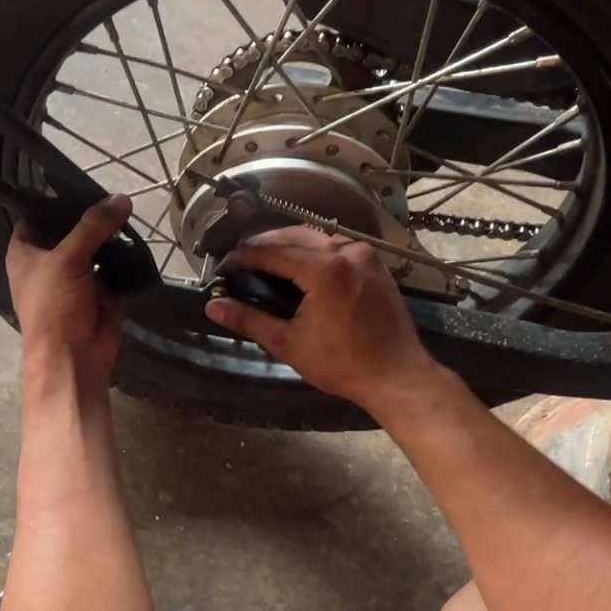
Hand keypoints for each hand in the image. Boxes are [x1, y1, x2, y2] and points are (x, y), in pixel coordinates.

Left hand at [6, 194, 130, 379]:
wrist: (74, 357)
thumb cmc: (55, 306)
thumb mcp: (68, 258)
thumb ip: (93, 226)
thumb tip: (121, 198)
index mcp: (25, 252)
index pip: (36, 215)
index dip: (54, 199)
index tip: (80, 179)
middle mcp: (48, 262)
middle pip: (70, 230)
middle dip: (90, 216)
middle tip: (114, 192)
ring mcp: (76, 277)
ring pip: (94, 247)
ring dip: (110, 236)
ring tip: (130, 210)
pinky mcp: (100, 292)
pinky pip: (113, 268)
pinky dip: (124, 257)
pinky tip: (138, 237)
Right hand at [204, 226, 441, 410]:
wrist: (396, 375)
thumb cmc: (343, 364)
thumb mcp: (289, 344)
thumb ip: (249, 320)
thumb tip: (213, 307)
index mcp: (325, 269)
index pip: (273, 251)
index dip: (244, 256)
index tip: (224, 266)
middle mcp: (347, 251)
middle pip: (294, 235)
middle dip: (264, 245)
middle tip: (240, 262)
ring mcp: (365, 255)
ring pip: (316, 236)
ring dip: (288, 245)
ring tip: (264, 263)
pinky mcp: (375, 264)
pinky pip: (336, 246)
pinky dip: (312, 251)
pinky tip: (298, 268)